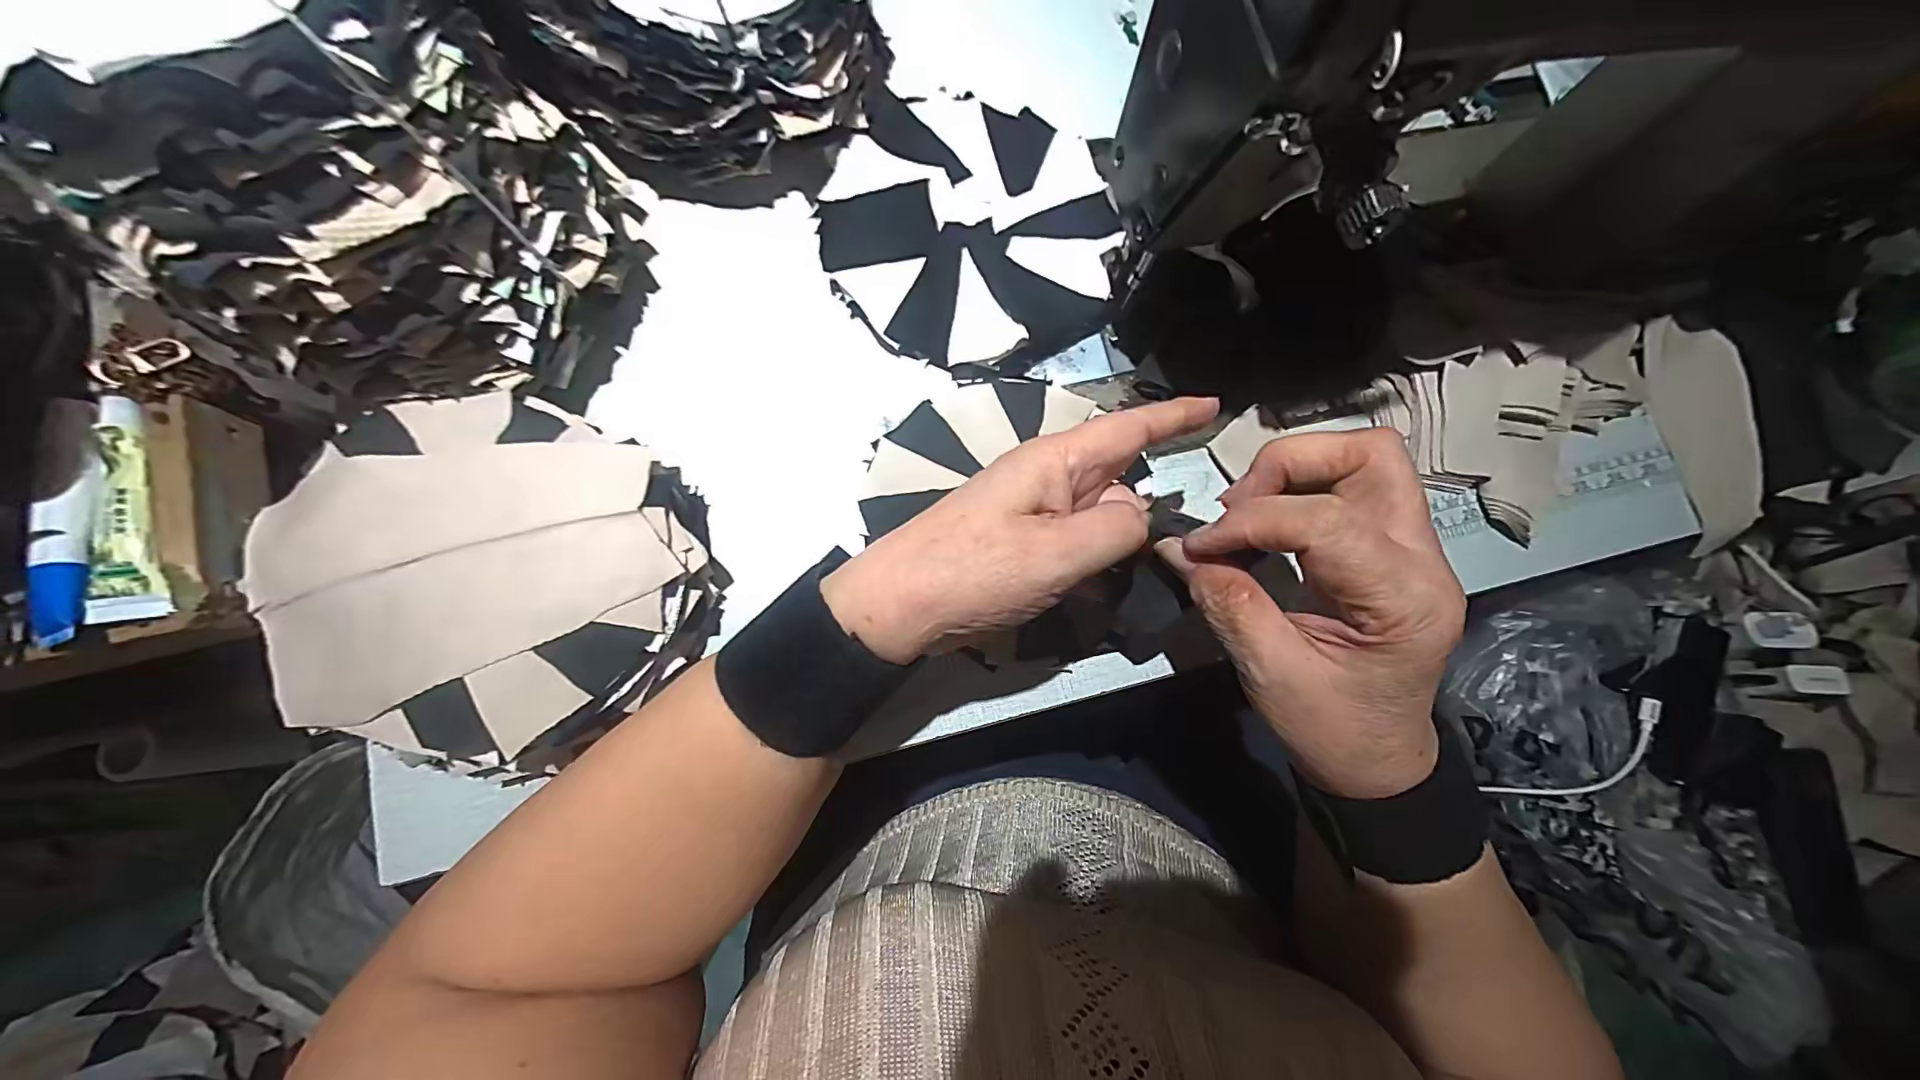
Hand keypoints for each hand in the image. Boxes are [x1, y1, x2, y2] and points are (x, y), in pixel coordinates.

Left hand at [821, 396, 1220, 663]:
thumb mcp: (1056, 553)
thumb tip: (1144, 514)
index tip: (1215, 406)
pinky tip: (1089, 596)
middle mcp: (1045, 479)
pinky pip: (1073, 545)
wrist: (896, 608)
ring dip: (1116, 549)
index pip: (1127, 428)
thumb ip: (1116, 528)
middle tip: (1176, 547)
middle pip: (1118, 479)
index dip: (1174, 415)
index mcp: (1053, 462)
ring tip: (1118, 582)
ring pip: (1099, 519)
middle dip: (1147, 507)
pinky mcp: (1020, 545)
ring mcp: (1031, 513)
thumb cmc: (971, 572)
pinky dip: (1090, 567)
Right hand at [1157, 428, 1464, 797]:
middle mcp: (1422, 559)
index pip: (1326, 519)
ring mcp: (1413, 549)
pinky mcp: (1390, 549)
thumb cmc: (1333, 730)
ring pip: (1365, 459)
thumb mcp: (1271, 673)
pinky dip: (1298, 490)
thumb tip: (1178, 548)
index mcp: (1402, 599)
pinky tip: (1263, 524)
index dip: (1250, 522)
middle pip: (1370, 455)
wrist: (1377, 760)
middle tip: (1236, 509)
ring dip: (1294, 471)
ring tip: (1245, 513)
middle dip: (1287, 465)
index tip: (1200, 547)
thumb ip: (1228, 601)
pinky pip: (1350, 487)